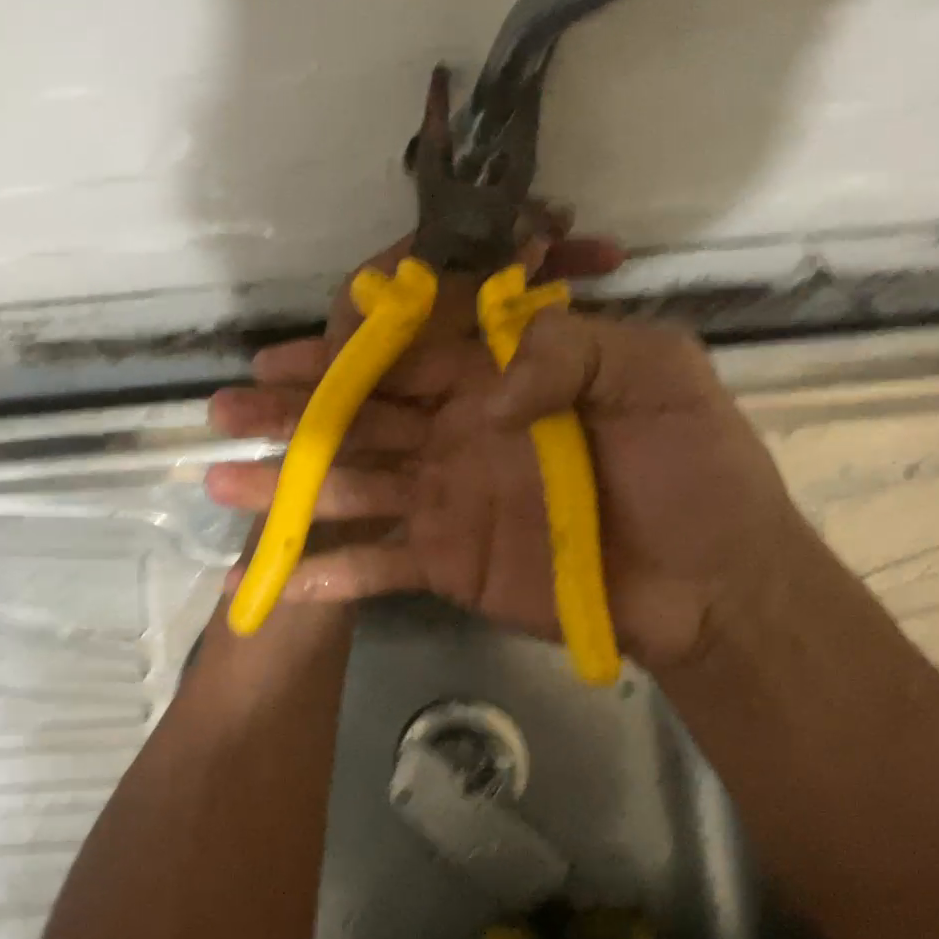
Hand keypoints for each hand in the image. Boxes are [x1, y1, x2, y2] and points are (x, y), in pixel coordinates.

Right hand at [205, 239, 798, 669]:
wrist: (716, 587)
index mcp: (499, 383)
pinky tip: (276, 577)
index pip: (403, 360)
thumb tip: (486, 387)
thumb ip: (571, 350)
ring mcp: (447, 504)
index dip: (337, 358)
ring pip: (353, 488)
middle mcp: (458, 436)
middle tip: (222, 413)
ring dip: (289, 489)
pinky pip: (378, 566)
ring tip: (222, 482)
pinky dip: (330, 572)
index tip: (274, 359)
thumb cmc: (696, 473)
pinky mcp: (448, 565)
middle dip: (289, 415)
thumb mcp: (657, 376)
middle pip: (360, 420)